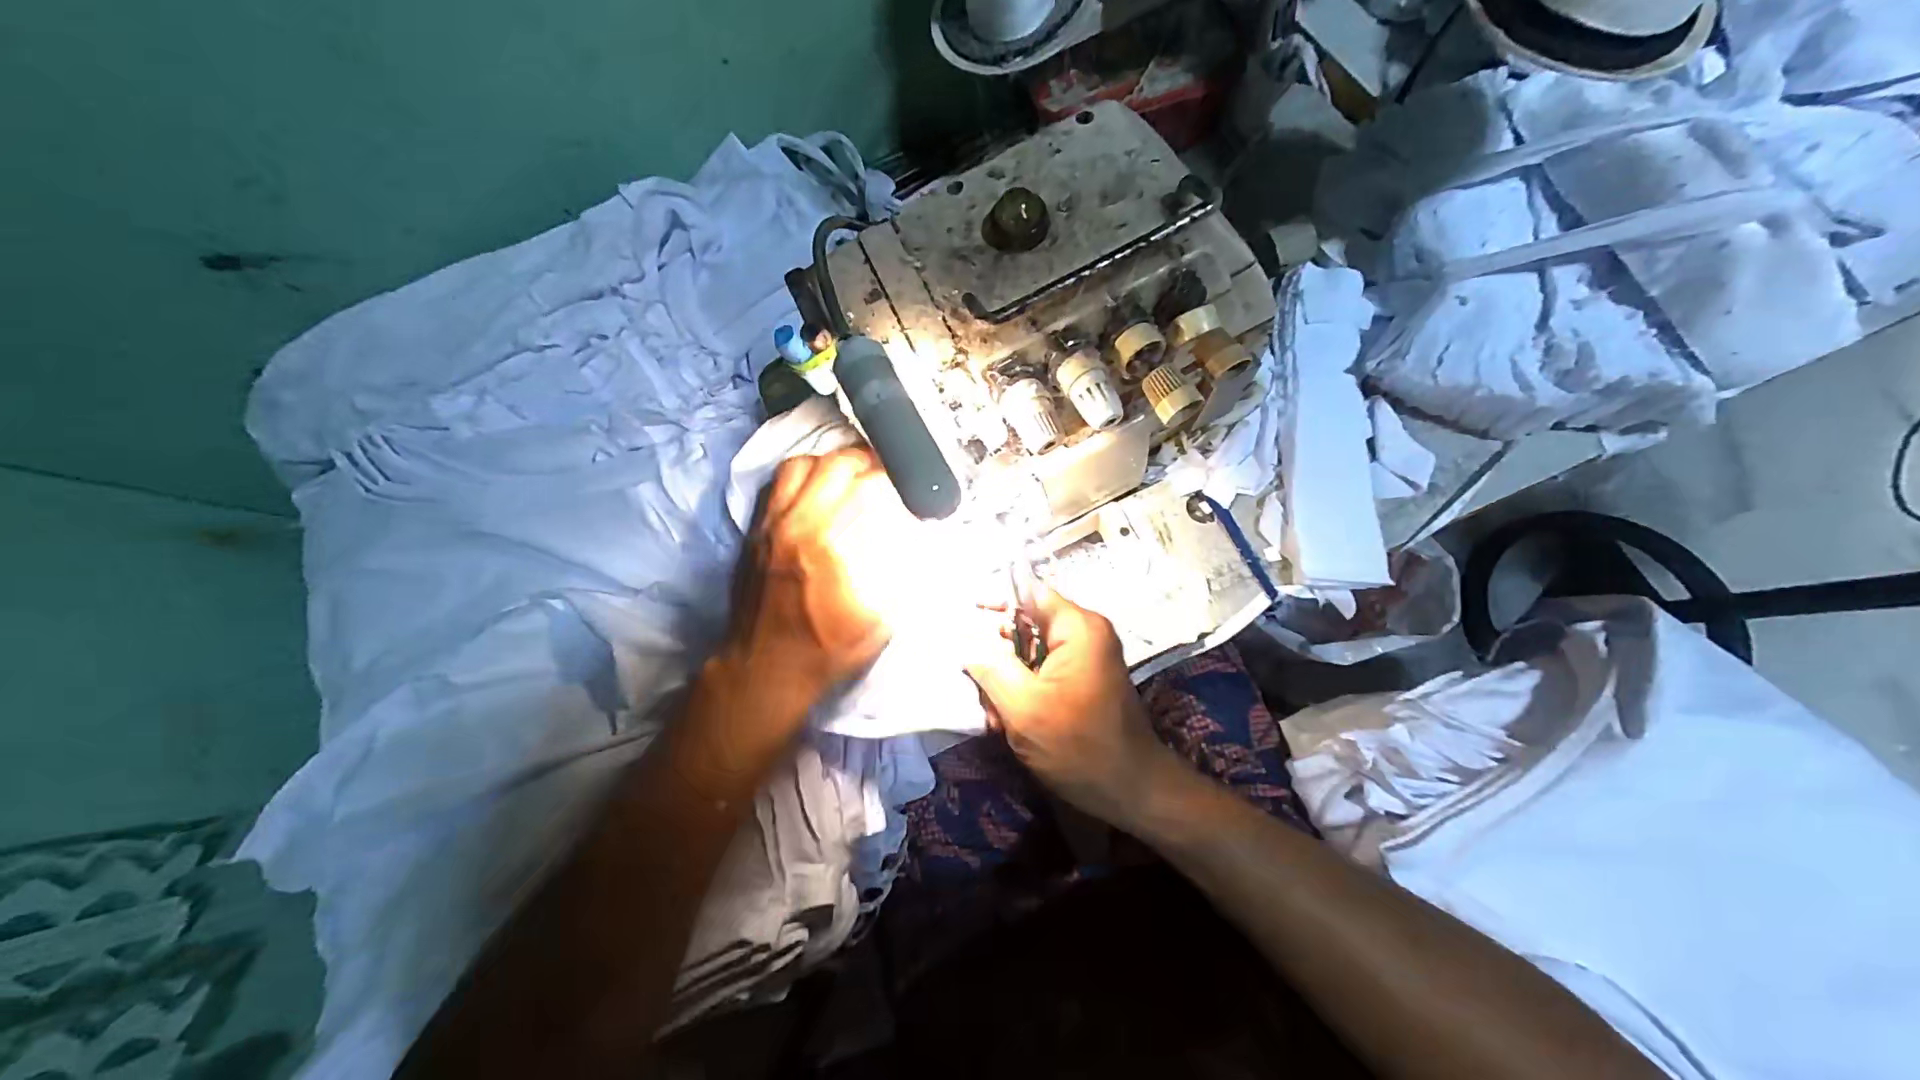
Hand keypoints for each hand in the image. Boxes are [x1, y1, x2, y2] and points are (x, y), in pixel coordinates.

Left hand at [720, 447, 894, 707]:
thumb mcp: (877, 622)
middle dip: (865, 461)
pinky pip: (777, 485)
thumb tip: (916, 541)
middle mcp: (793, 526)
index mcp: (826, 546)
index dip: (892, 480)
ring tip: (848, 476)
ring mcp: (768, 526)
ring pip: (798, 466)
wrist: (763, 670)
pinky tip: (818, 492)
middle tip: (883, 473)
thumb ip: (899, 578)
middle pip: (831, 465)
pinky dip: (802, 477)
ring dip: (829, 463)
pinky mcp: (754, 533)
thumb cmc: (823, 650)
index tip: (906, 487)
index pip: (864, 487)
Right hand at [965, 584, 1183, 830]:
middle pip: (1027, 624)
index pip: (1027, 594)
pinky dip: (1024, 690)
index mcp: (1078, 628)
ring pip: (1031, 652)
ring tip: (995, 713)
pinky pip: (1044, 672)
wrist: (1133, 792)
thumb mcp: (1024, 708)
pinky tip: (1011, 720)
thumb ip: (990, 667)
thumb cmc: (1079, 748)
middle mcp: (1086, 634)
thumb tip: (964, 641)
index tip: (963, 627)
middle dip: (998, 653)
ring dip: (1008, 677)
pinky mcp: (1085, 681)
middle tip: (979, 685)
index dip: (992, 605)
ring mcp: (1087, 658)